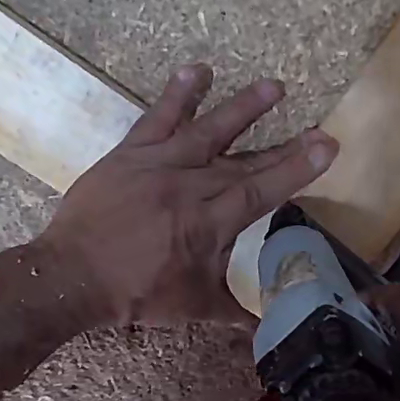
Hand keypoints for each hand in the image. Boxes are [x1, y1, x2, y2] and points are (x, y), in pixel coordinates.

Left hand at [41, 64, 337, 326]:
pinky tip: (197, 70)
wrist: (72, 276)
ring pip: (208, 131)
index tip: (327, 146)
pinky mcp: (132, 153)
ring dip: (243, 108)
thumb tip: (269, 330)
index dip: (297, 168)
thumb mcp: (193, 308)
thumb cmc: (135, 293)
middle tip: (319, 127)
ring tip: (274, 86)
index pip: (262, 190)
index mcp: (208, 225)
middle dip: (286, 146)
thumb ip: (236, 313)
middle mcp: (190, 188)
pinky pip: (157, 118)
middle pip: (245, 162)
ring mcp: (160, 165)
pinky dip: (177, 94)